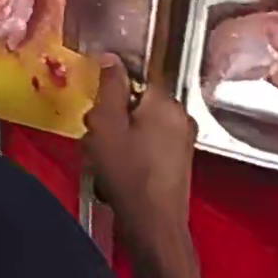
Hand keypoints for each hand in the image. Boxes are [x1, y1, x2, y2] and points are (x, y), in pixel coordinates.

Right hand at [81, 54, 198, 249]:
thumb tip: (110, 57)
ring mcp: (183, 139)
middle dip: (112, 110)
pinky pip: (149, 138)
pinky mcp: (178, 158)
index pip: (136, 77)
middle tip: (95, 130)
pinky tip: (117, 162)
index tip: (94, 103)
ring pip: (141, 119)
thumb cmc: (125, 168)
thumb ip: (109, 87)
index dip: (111, 87)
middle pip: (138, 99)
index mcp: (166, 103)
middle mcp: (181, 116)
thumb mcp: (106, 123)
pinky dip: (131, 144)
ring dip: (119, 128)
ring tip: (103, 149)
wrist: (152, 220)